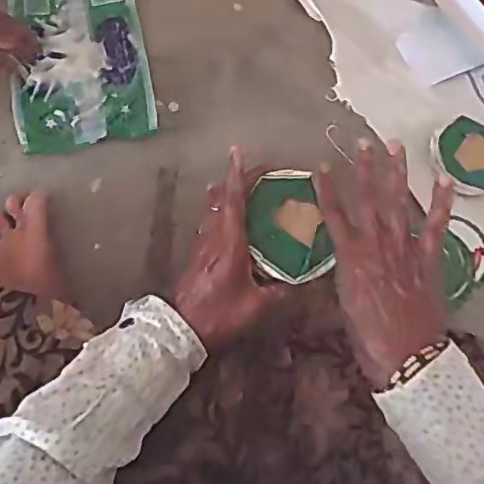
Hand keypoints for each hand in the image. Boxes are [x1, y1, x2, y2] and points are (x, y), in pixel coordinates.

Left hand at [0, 2, 39, 70]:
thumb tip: (15, 64)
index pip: (24, 37)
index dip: (32, 49)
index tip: (35, 60)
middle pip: (17, 26)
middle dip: (25, 40)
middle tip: (28, 55)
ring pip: (5, 21)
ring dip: (12, 34)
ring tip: (14, 48)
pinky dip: (0, 28)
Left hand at [172, 148, 284, 350]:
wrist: (180, 331)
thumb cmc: (218, 314)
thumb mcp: (255, 307)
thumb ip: (280, 293)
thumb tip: (304, 284)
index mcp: (229, 242)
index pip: (233, 201)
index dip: (237, 175)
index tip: (238, 153)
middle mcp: (213, 237)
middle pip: (222, 199)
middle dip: (237, 180)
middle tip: (256, 170)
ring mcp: (202, 246)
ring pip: (213, 210)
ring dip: (226, 195)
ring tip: (241, 187)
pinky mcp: (198, 256)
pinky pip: (210, 225)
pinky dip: (221, 213)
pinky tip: (229, 220)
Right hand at [315, 140, 452, 387]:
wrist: (407, 358)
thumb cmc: (368, 337)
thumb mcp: (344, 305)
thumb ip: (344, 275)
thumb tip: (343, 260)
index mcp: (352, 257)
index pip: (334, 215)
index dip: (327, 190)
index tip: (322, 166)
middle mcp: (378, 245)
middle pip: (370, 199)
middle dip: (366, 168)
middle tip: (364, 142)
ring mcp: (406, 248)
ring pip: (399, 202)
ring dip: (397, 173)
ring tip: (395, 147)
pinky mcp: (430, 257)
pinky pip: (437, 225)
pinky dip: (442, 202)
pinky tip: (444, 179)